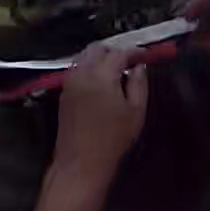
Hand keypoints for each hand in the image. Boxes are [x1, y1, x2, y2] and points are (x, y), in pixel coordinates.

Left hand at [49, 43, 148, 198]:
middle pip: (97, 49)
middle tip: (130, 61)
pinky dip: (90, 67)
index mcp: (101, 75)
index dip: (134, 52)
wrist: (81, 162)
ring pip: (85, 57)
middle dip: (114, 51)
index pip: (118, 53)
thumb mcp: (135, 111)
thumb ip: (139, 84)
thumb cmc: (113, 138)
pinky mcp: (64, 92)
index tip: (146, 55)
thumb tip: (139, 67)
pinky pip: (77, 69)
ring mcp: (69, 82)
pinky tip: (101, 81)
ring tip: (116, 70)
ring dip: (101, 57)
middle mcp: (82, 73)